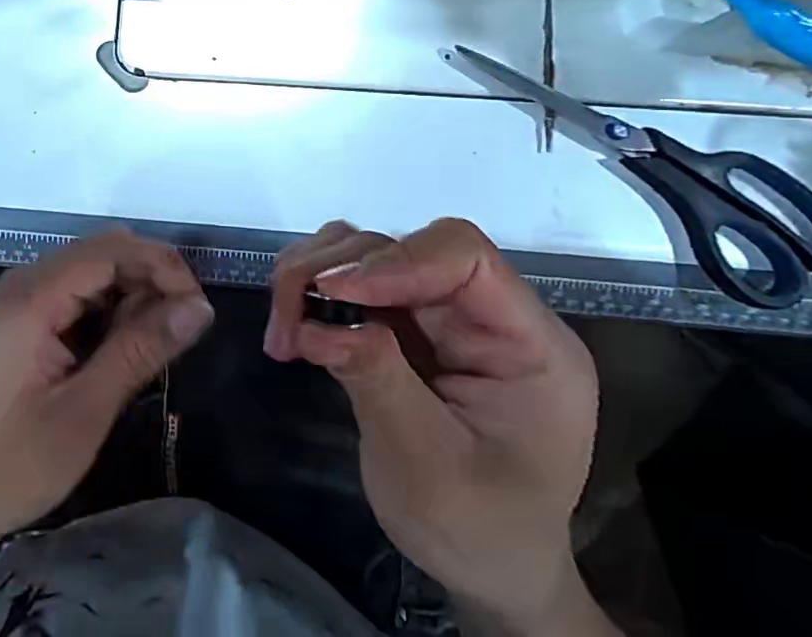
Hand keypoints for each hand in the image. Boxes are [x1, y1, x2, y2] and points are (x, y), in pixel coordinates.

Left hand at [0, 230, 215, 552]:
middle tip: (184, 326)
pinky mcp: (17, 322)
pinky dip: (107, 310)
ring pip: (90, 272)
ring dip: (132, 294)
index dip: (162, 266)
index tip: (198, 307)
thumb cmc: (4, 467)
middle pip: (102, 253)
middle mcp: (23, 285)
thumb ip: (140, 351)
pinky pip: (73, 295)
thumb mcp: (83, 413)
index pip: (112, 250)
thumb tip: (199, 307)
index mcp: (32, 298)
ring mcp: (17, 302)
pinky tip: (123, 346)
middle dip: (151, 278)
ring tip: (158, 342)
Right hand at [266, 219, 610, 636]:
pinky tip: (294, 331)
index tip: (332, 294)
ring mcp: (442, 313)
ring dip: (313, 277)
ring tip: (284, 332)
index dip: (395, 260)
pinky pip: (353, 280)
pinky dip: (314, 294)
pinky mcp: (406, 322)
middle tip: (285, 326)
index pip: (465, 256)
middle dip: (334, 273)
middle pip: (403, 247)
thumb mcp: (430, 471)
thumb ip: (380, 386)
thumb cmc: (478, 529)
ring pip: (369, 252)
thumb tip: (317, 326)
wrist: (486, 564)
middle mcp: (484, 311)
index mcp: (527, 341)